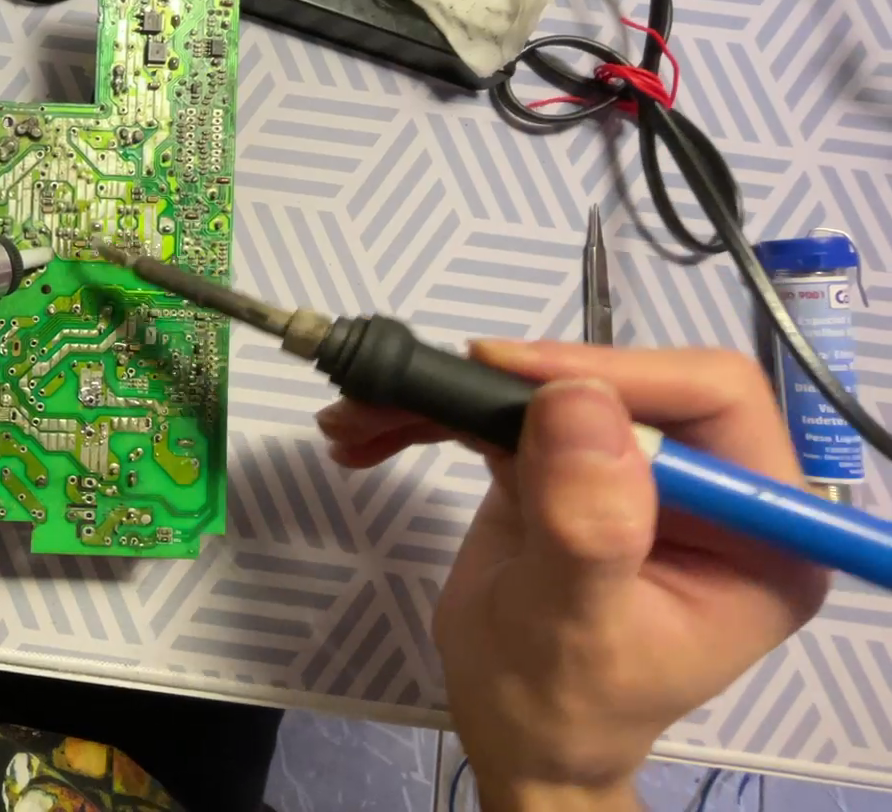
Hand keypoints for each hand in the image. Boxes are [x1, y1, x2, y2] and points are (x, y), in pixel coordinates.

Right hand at [318, 342, 827, 811]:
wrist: (511, 726)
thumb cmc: (558, 697)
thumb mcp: (573, 620)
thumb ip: (587, 521)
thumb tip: (574, 399)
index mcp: (747, 523)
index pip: (705, 399)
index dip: (606, 371)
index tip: (496, 371)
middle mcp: (689, 485)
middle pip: (593, 384)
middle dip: (484, 386)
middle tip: (395, 391)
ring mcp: (609, 474)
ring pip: (520, 395)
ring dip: (427, 400)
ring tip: (350, 419)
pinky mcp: (544, 472)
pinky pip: (480, 421)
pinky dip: (416, 422)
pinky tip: (361, 437)